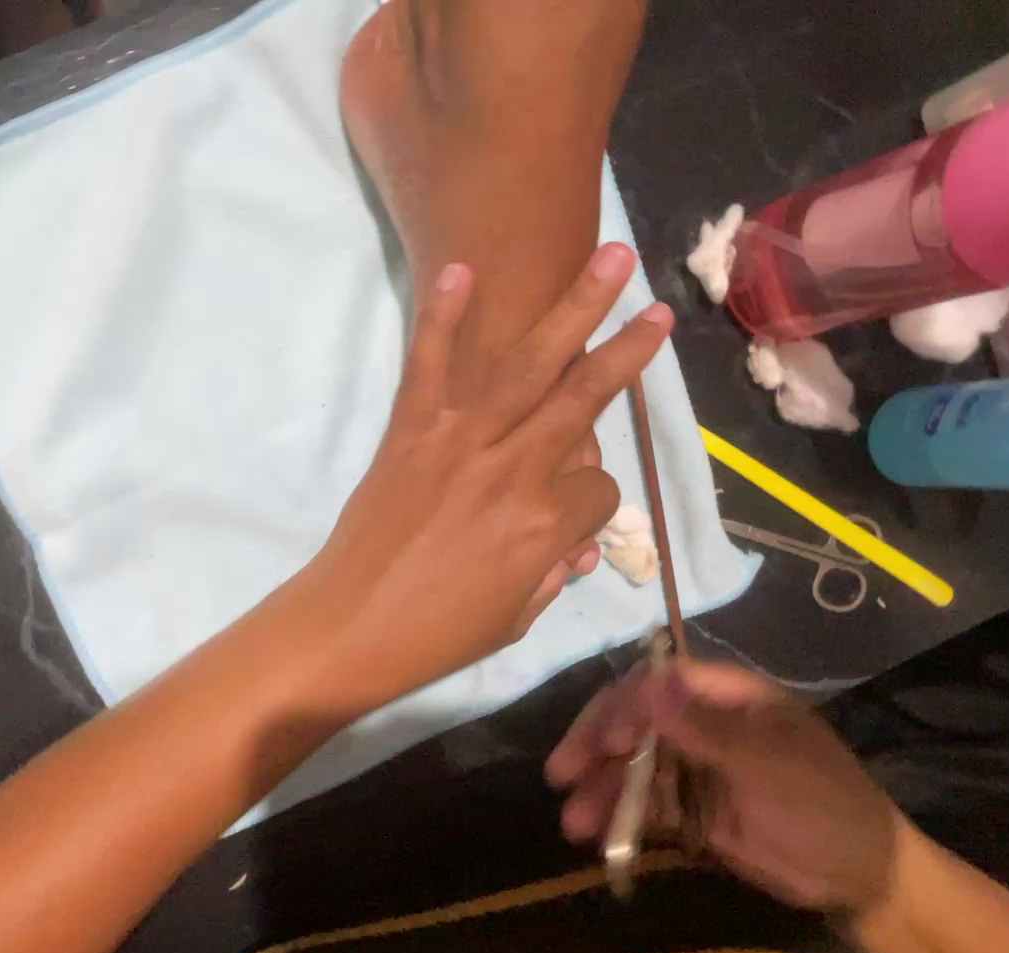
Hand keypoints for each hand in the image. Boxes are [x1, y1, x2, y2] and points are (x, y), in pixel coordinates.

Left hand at [294, 243, 672, 713]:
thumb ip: (552, 573)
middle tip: (659, 310)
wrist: (349, 627)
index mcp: (546, 525)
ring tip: (611, 259)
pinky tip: (461, 272)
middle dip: (628, 353)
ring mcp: (458, 443)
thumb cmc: (435, 636)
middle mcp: (513, 471)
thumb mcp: (514, 619)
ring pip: (527, 367)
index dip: (595, 505)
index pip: (599, 491)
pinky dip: (440, 319)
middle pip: (584, 400)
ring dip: (573, 309)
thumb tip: (576, 547)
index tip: (573, 519)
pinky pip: (429, 367)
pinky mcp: (409, 432)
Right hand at [546, 661, 900, 917]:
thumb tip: (649, 684)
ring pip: (629, 767)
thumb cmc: (826, 808)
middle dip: (595, 747)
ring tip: (574, 822)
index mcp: (727, 699)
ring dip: (599, 790)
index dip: (626, 707)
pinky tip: (594, 836)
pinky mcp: (684, 808)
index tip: (606, 742)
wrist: (861, 882)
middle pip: (633, 722)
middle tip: (561, 773)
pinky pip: (640, 806)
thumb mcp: (771, 767)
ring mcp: (689, 766)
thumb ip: (707, 731)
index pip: (661, 684)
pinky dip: (615, 818)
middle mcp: (700, 724)